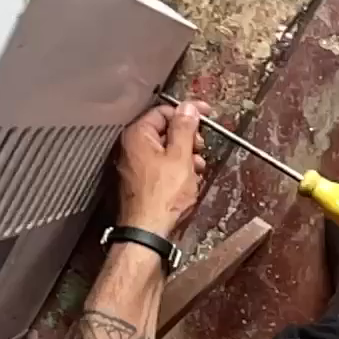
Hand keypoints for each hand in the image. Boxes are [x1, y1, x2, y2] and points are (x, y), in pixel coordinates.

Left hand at [114, 101, 208, 237]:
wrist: (147, 232)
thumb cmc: (163, 195)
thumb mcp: (180, 157)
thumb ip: (184, 128)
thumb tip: (188, 107)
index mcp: (138, 135)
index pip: (164, 111)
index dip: (187, 112)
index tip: (206, 114)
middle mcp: (131, 147)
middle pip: (164, 130)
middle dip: (188, 138)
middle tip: (202, 147)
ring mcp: (134, 165)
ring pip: (165, 150)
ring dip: (186, 156)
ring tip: (198, 168)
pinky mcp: (140, 182)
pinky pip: (161, 166)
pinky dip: (177, 169)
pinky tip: (189, 181)